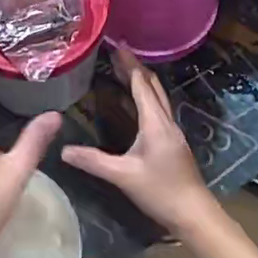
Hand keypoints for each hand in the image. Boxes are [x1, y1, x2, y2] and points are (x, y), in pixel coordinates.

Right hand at [62, 48, 218, 239]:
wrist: (193, 212)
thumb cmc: (160, 191)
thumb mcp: (123, 176)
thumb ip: (94, 161)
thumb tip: (63, 150)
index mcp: (155, 122)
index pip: (141, 84)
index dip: (128, 64)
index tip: (116, 45)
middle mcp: (166, 120)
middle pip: (151, 86)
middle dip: (134, 67)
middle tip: (116, 52)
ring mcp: (171, 130)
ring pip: (156, 97)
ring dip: (141, 81)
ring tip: (123, 70)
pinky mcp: (172, 141)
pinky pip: (157, 109)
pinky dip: (145, 97)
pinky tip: (135, 103)